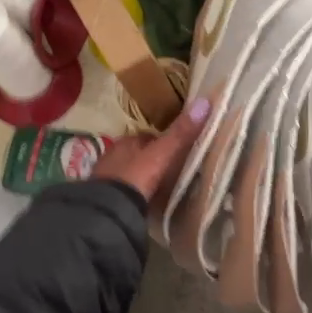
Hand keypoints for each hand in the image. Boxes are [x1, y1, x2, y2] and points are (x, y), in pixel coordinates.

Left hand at [92, 97, 211, 203]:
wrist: (110, 209)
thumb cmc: (136, 176)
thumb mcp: (162, 154)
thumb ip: (181, 133)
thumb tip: (205, 102)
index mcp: (127, 142)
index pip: (149, 137)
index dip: (165, 143)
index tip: (180, 152)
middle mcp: (114, 155)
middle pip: (139, 155)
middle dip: (153, 160)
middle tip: (173, 171)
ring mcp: (107, 178)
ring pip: (131, 172)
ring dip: (143, 177)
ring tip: (162, 187)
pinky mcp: (106, 198)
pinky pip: (125, 191)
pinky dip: (135, 193)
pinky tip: (147, 200)